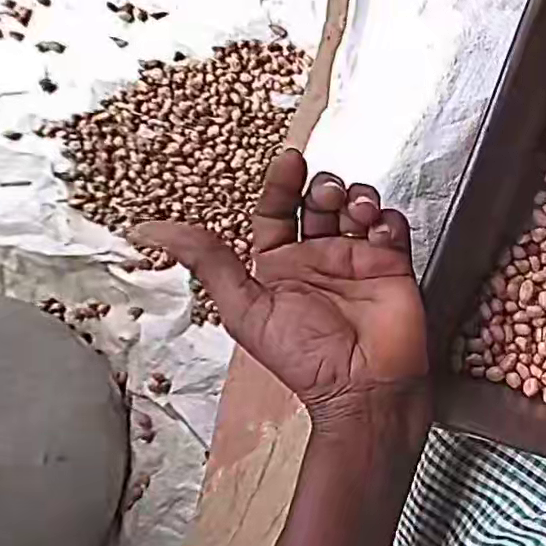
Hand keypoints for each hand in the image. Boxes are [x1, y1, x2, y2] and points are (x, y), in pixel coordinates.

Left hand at [132, 149, 428, 428]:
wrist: (363, 386)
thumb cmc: (306, 357)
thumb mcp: (245, 309)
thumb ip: (210, 263)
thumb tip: (151, 229)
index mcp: (282, 266)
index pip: (277, 212)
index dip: (281, 184)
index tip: (290, 159)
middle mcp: (321, 258)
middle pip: (321, 203)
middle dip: (324, 188)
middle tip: (327, 195)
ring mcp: (360, 260)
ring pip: (358, 208)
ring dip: (357, 197)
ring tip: (356, 208)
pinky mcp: (393, 265)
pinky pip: (393, 227)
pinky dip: (388, 218)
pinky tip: (379, 227)